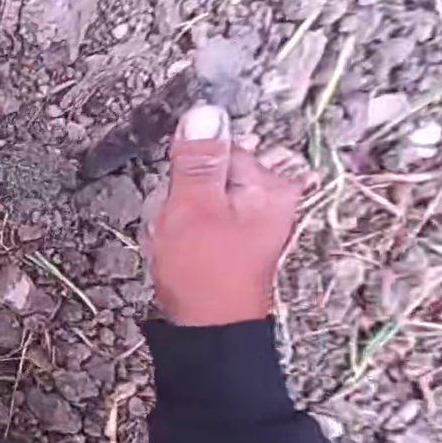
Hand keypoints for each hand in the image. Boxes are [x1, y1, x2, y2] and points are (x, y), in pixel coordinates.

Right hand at [146, 105, 305, 326]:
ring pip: (193, 194)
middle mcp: (264, 199)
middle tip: (177, 220)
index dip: (188, 169)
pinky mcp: (227, 235)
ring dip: (173, 213)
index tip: (180, 193)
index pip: (218, 148)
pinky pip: (192, 214)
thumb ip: (198, 160)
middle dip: (179, 193)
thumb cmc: (205, 274)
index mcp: (268, 186)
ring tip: (175, 238)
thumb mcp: (194, 208)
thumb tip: (204, 114)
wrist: (204, 328)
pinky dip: (177, 227)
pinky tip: (175, 246)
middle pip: (205, 170)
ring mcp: (246, 219)